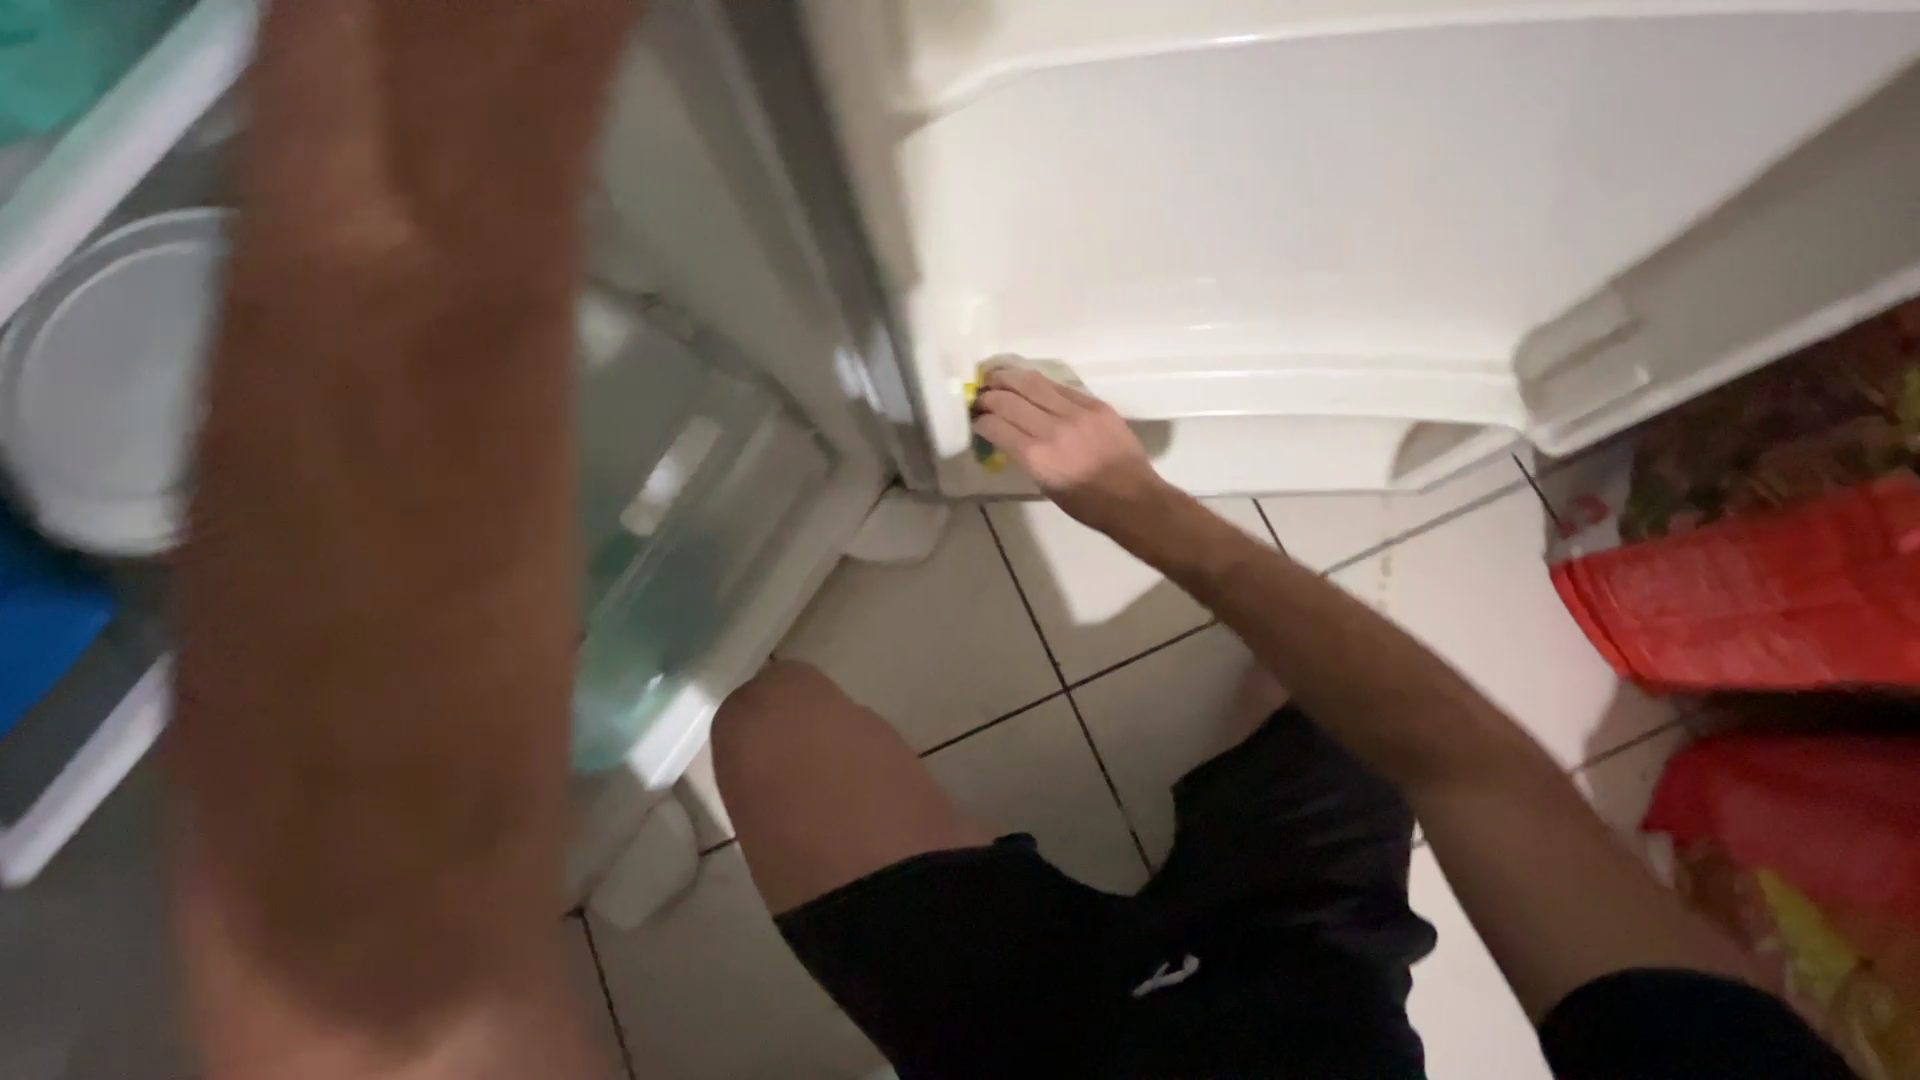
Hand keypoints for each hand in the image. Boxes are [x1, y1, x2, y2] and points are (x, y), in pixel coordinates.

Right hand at [971, 366, 1171, 530]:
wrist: (1133, 499)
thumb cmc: (1086, 504)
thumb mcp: (1045, 486)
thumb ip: (1024, 457)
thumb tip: (1008, 436)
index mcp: (1036, 457)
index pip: (995, 425)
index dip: (979, 420)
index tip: (975, 420)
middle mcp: (1052, 429)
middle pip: (1009, 399)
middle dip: (988, 395)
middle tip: (980, 396)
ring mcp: (1076, 413)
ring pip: (1033, 383)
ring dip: (1009, 377)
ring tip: (995, 376)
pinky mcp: (1095, 405)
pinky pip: (1059, 387)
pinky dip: (1039, 384)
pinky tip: (1029, 384)